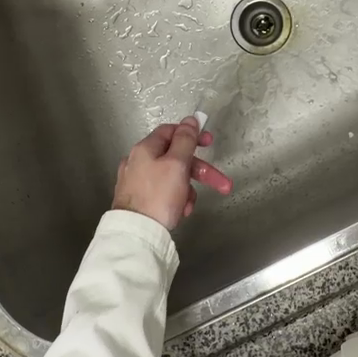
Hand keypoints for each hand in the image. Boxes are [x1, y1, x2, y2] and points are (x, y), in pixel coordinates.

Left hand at [111, 117, 233, 230]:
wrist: (136, 236)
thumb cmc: (158, 196)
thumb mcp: (177, 164)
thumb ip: (186, 140)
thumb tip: (190, 120)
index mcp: (145, 149)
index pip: (171, 131)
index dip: (192, 134)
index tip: (209, 141)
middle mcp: (138, 162)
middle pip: (175, 158)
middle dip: (200, 171)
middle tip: (221, 183)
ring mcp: (136, 183)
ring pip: (171, 179)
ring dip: (187, 190)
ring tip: (189, 206)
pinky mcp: (138, 202)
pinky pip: (163, 195)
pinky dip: (175, 201)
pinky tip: (179, 213)